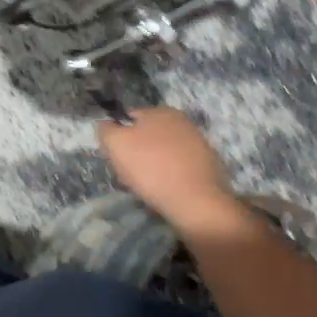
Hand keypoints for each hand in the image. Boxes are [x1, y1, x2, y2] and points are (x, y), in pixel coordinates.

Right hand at [97, 108, 246, 232]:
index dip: (119, 137)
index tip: (118, 156)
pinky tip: (167, 190)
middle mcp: (184, 123)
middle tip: (131, 172)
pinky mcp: (211, 170)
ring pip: (165, 153)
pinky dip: (172, 176)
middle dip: (138, 150)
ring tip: (149, 185)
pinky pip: (181, 169)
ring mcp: (201, 146)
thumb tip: (107, 126)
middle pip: (148, 135)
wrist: (198, 205)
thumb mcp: (115, 144)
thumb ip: (105, 129)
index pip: (129, 118)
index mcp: (162, 111)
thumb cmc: (152, 168)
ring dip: (155, 164)